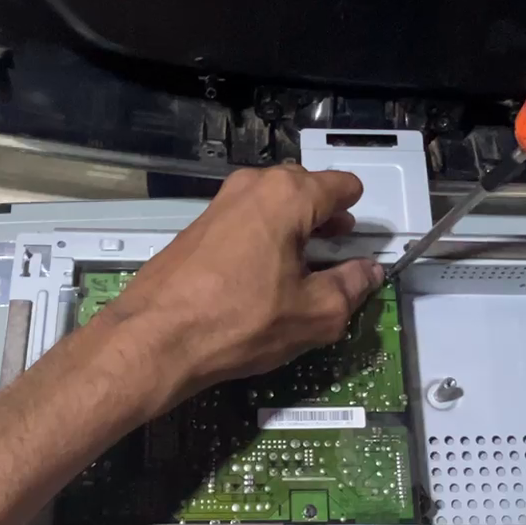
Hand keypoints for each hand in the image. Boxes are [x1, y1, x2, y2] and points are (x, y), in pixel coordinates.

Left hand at [99, 163, 382, 404]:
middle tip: (337, 248)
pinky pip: (246, 222)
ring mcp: (220, 204)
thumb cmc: (240, 321)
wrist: (156, 338)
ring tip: (304, 266)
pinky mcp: (197, 228)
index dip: (355, 210)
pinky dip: (264, 239)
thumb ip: (351, 288)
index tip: (360, 235)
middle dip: (325, 217)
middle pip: (304, 190)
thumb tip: (370, 272)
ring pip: (272, 206)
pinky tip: (264, 276)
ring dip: (294, 229)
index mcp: (288, 195)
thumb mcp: (313, 314)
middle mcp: (252, 186)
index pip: (340, 186)